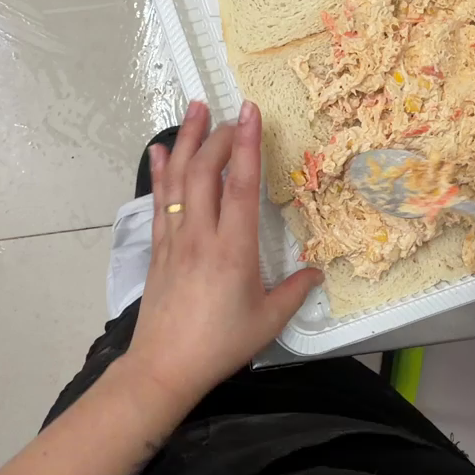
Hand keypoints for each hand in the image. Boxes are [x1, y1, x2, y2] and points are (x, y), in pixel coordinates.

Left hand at [117, 100, 321, 406]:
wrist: (165, 367)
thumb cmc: (221, 345)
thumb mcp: (268, 321)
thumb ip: (294, 292)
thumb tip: (316, 273)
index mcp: (234, 250)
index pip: (242, 186)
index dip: (248, 145)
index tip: (250, 111)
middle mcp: (202, 235)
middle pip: (206, 172)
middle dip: (218, 135)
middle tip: (232, 111)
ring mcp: (175, 239)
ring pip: (178, 179)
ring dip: (186, 140)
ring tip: (194, 107)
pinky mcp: (158, 248)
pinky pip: (159, 201)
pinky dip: (160, 172)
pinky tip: (159, 151)